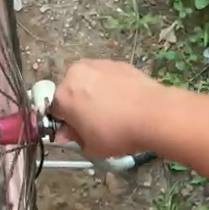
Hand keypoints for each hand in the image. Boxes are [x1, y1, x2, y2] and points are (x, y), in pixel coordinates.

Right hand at [51, 59, 166, 157]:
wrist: (154, 114)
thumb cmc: (118, 133)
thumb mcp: (91, 146)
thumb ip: (74, 138)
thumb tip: (67, 133)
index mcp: (63, 95)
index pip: (54, 110)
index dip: (64, 123)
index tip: (75, 132)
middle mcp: (76, 74)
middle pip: (70, 91)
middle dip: (78, 105)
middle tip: (94, 122)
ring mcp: (98, 65)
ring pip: (88, 81)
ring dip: (93, 93)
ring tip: (112, 111)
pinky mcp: (117, 63)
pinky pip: (107, 76)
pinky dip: (110, 86)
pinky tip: (123, 101)